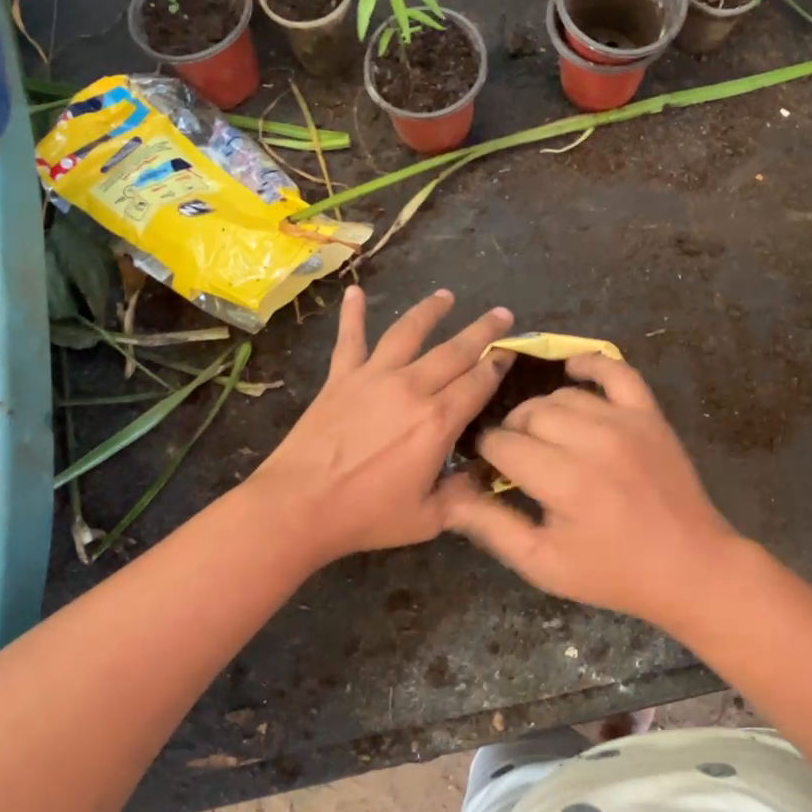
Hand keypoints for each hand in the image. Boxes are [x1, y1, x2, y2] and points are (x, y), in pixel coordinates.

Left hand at [252, 286, 512, 565]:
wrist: (300, 504)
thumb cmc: (366, 515)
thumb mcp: (428, 519)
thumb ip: (460, 496)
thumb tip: (479, 478)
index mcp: (438, 421)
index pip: (478, 382)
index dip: (498, 364)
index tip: (511, 351)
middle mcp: (412, 388)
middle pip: (455, 350)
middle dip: (483, 330)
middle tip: (501, 313)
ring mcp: (374, 377)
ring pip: (409, 332)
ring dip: (430, 311)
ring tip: (446, 296)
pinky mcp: (340, 378)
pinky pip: (350, 339)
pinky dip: (353, 314)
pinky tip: (355, 292)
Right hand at [440, 354, 746, 628]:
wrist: (690, 567)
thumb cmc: (612, 573)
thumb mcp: (543, 564)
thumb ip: (491, 526)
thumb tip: (447, 496)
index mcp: (564, 481)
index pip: (502, 444)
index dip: (486, 455)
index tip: (487, 471)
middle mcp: (593, 441)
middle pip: (528, 414)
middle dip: (512, 434)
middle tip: (516, 460)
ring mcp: (625, 422)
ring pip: (562, 396)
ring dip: (543, 413)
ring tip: (544, 438)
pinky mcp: (649, 415)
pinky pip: (615, 370)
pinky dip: (590, 364)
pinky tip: (571, 371)